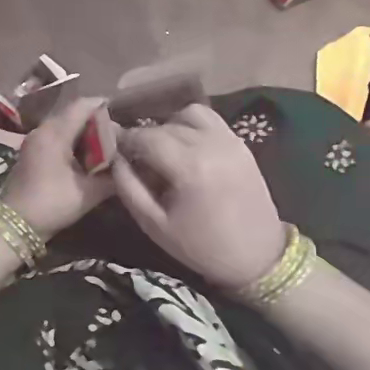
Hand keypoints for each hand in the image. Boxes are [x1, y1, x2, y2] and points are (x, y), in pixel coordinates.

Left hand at [0, 96, 115, 238]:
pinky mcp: (32, 152)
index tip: (125, 118)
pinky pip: (57, 137)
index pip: (83, 105)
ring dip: (86, 133)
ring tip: (107, 148)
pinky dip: (73, 142)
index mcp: (55, 133)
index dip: (105, 108)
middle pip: (74, 114)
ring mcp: (35, 140)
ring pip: (65, 126)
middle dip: (98, 122)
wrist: (14, 224)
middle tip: (119, 136)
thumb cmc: (51, 204)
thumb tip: (128, 164)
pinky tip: (87, 159)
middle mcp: (43, 130)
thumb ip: (112, 175)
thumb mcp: (88, 193)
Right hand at [111, 104, 287, 289]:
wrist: (257, 256)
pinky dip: (191, 125)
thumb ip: (128, 187)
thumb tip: (113, 158)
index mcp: (189, 166)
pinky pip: (210, 119)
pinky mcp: (240, 143)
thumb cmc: (201, 246)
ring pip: (187, 114)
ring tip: (162, 150)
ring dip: (169, 126)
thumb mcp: (154, 224)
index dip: (124, 140)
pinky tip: (185, 148)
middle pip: (164, 124)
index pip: (145, 136)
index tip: (112, 151)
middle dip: (144, 136)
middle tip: (134, 158)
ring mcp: (229, 140)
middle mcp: (210, 144)